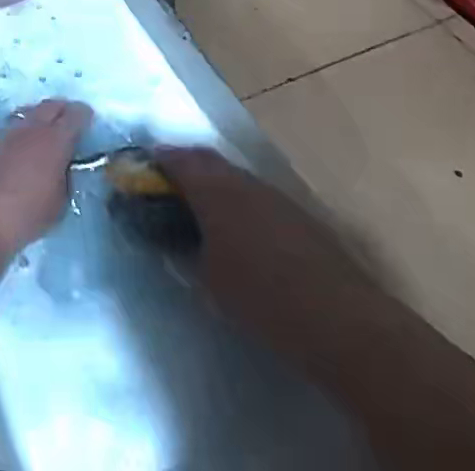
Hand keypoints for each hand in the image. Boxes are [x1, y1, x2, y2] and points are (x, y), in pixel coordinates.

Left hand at [0, 100, 90, 257]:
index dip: (85, 116)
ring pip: (29, 113)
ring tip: (46, 133)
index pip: (76, 114)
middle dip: (63, 109)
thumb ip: (66, 178)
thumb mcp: (60, 202)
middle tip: (70, 122)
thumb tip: (63, 167)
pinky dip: (23, 131)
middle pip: (51, 105)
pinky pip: (13, 127)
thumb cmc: (25, 215)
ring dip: (41, 117)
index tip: (89, 122)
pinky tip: (23, 147)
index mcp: (56, 139)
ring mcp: (7, 133)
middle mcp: (32, 128)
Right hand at [155, 148, 383, 345]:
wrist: (336, 316)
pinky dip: (235, 199)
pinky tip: (233, 227)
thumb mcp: (207, 279)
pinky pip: (253, 194)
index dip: (157, 159)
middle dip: (183, 166)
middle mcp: (245, 181)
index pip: (179, 160)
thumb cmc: (259, 295)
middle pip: (207, 160)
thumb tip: (171, 239)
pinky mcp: (295, 213)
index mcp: (216, 190)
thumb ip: (184, 252)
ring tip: (194, 207)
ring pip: (233, 176)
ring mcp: (274, 195)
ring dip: (210, 183)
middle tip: (163, 183)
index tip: (139, 166)